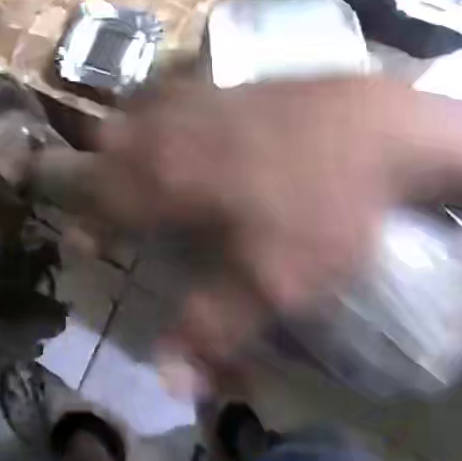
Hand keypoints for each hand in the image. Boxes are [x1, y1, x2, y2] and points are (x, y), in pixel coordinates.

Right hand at [84, 76, 461, 379]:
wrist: (374, 127)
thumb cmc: (320, 205)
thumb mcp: (275, 283)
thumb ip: (213, 326)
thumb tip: (166, 380)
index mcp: (166, 176)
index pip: (101, 198)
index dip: (87, 224)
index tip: (86, 245)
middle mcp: (165, 129)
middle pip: (104, 147)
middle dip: (95, 178)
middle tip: (113, 209)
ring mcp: (192, 96)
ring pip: (129, 113)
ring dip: (121, 142)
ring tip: (135, 168)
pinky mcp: (220, 81)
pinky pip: (163, 88)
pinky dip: (153, 108)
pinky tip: (176, 121)